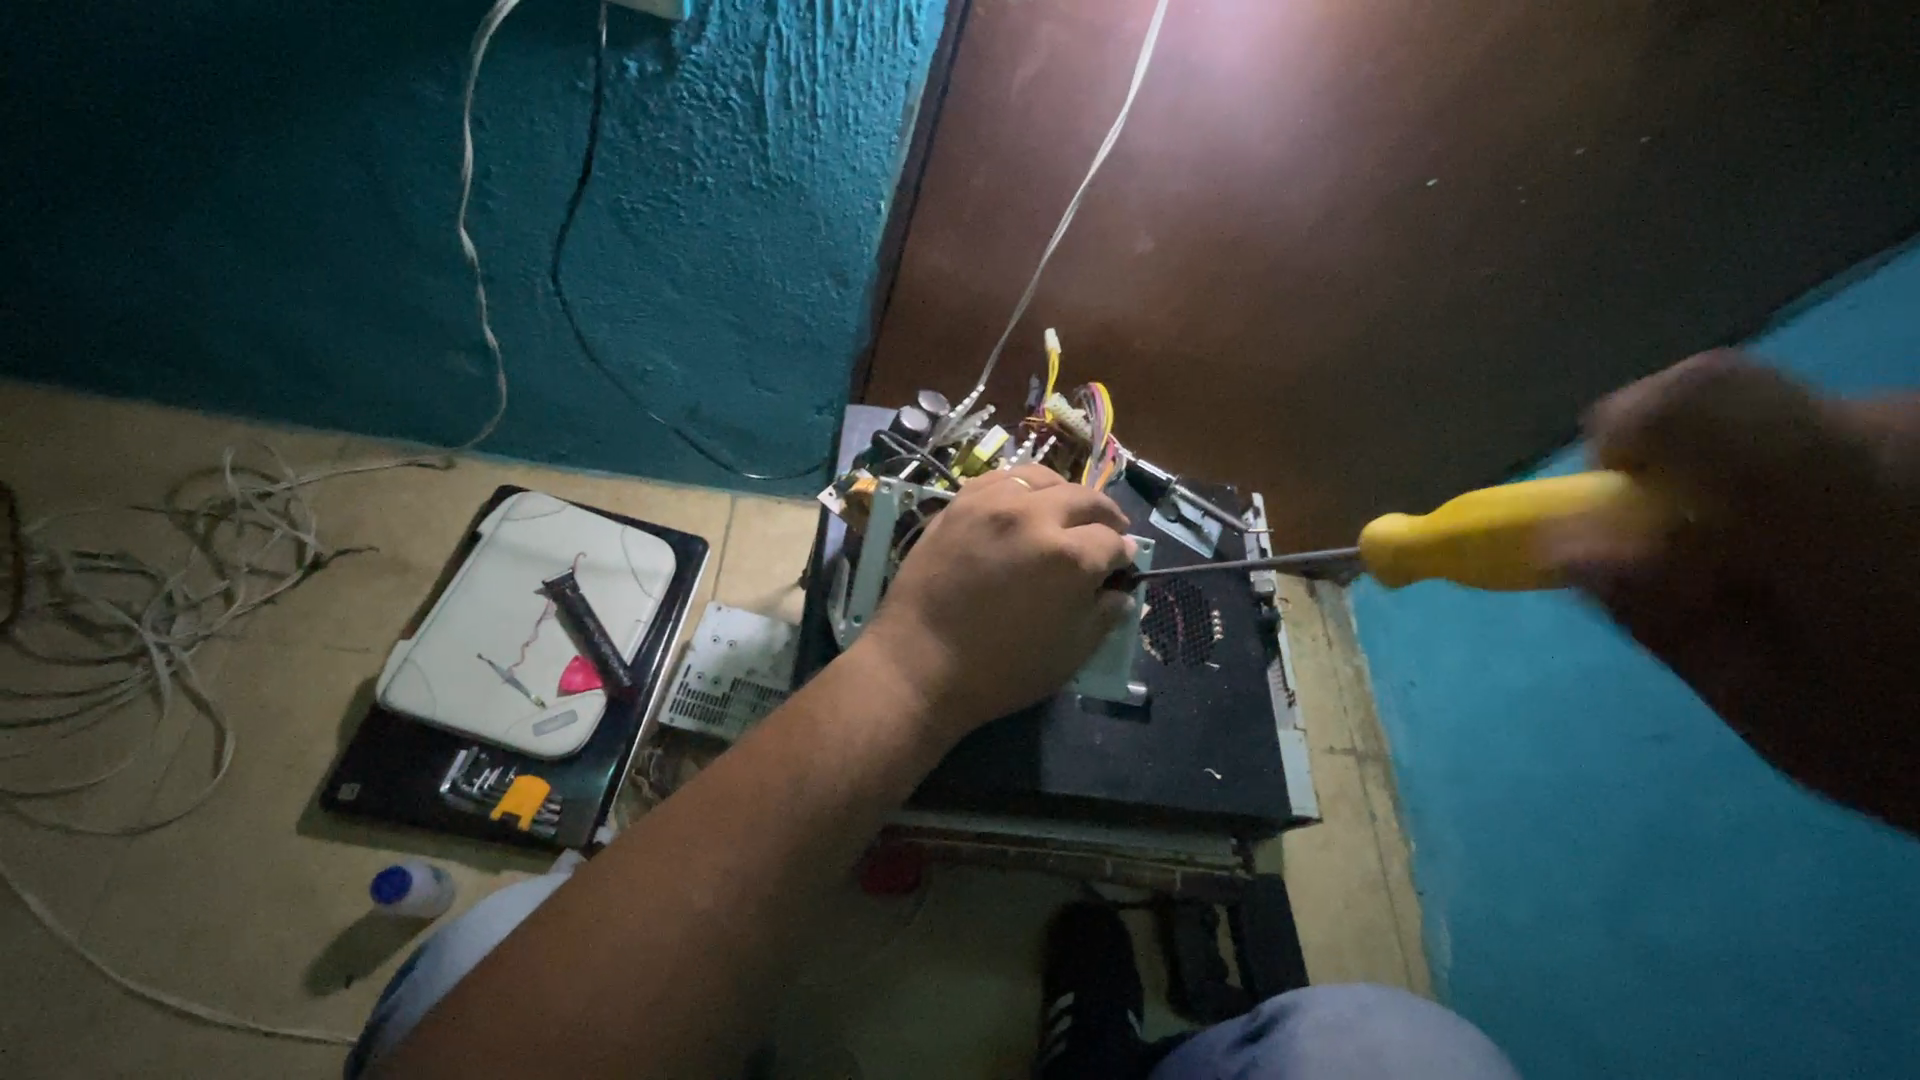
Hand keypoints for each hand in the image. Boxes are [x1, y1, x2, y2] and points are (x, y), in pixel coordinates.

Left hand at [849, 465, 1137, 743]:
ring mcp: (992, 503)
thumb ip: (1104, 614)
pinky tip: (1022, 505)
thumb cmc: (1001, 670)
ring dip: (1065, 494)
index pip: (1112, 543)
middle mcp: (1034, 516)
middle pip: (1086, 499)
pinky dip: (1022, 488)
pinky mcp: (959, 504)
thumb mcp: (1071, 653)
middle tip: (1108, 534)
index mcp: (1069, 556)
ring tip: (1066, 513)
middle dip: (1106, 517)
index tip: (1121, 569)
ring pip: (1043, 478)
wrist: (919, 664)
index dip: (1123, 558)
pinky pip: (1000, 478)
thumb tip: (1119, 589)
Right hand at [1544, 350, 1919, 830]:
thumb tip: (1571, 544)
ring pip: (1814, 437)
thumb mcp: (1780, 708)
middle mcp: (1909, 442)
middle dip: (1699, 484)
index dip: (1631, 428)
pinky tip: (1894, 577)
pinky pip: (1880, 452)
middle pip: (1750, 415)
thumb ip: (1669, 616)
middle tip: (1714, 574)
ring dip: (1779, 501)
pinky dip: (1847, 502)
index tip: (1616, 495)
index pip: (1701, 397)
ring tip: (1830, 596)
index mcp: (1838, 502)